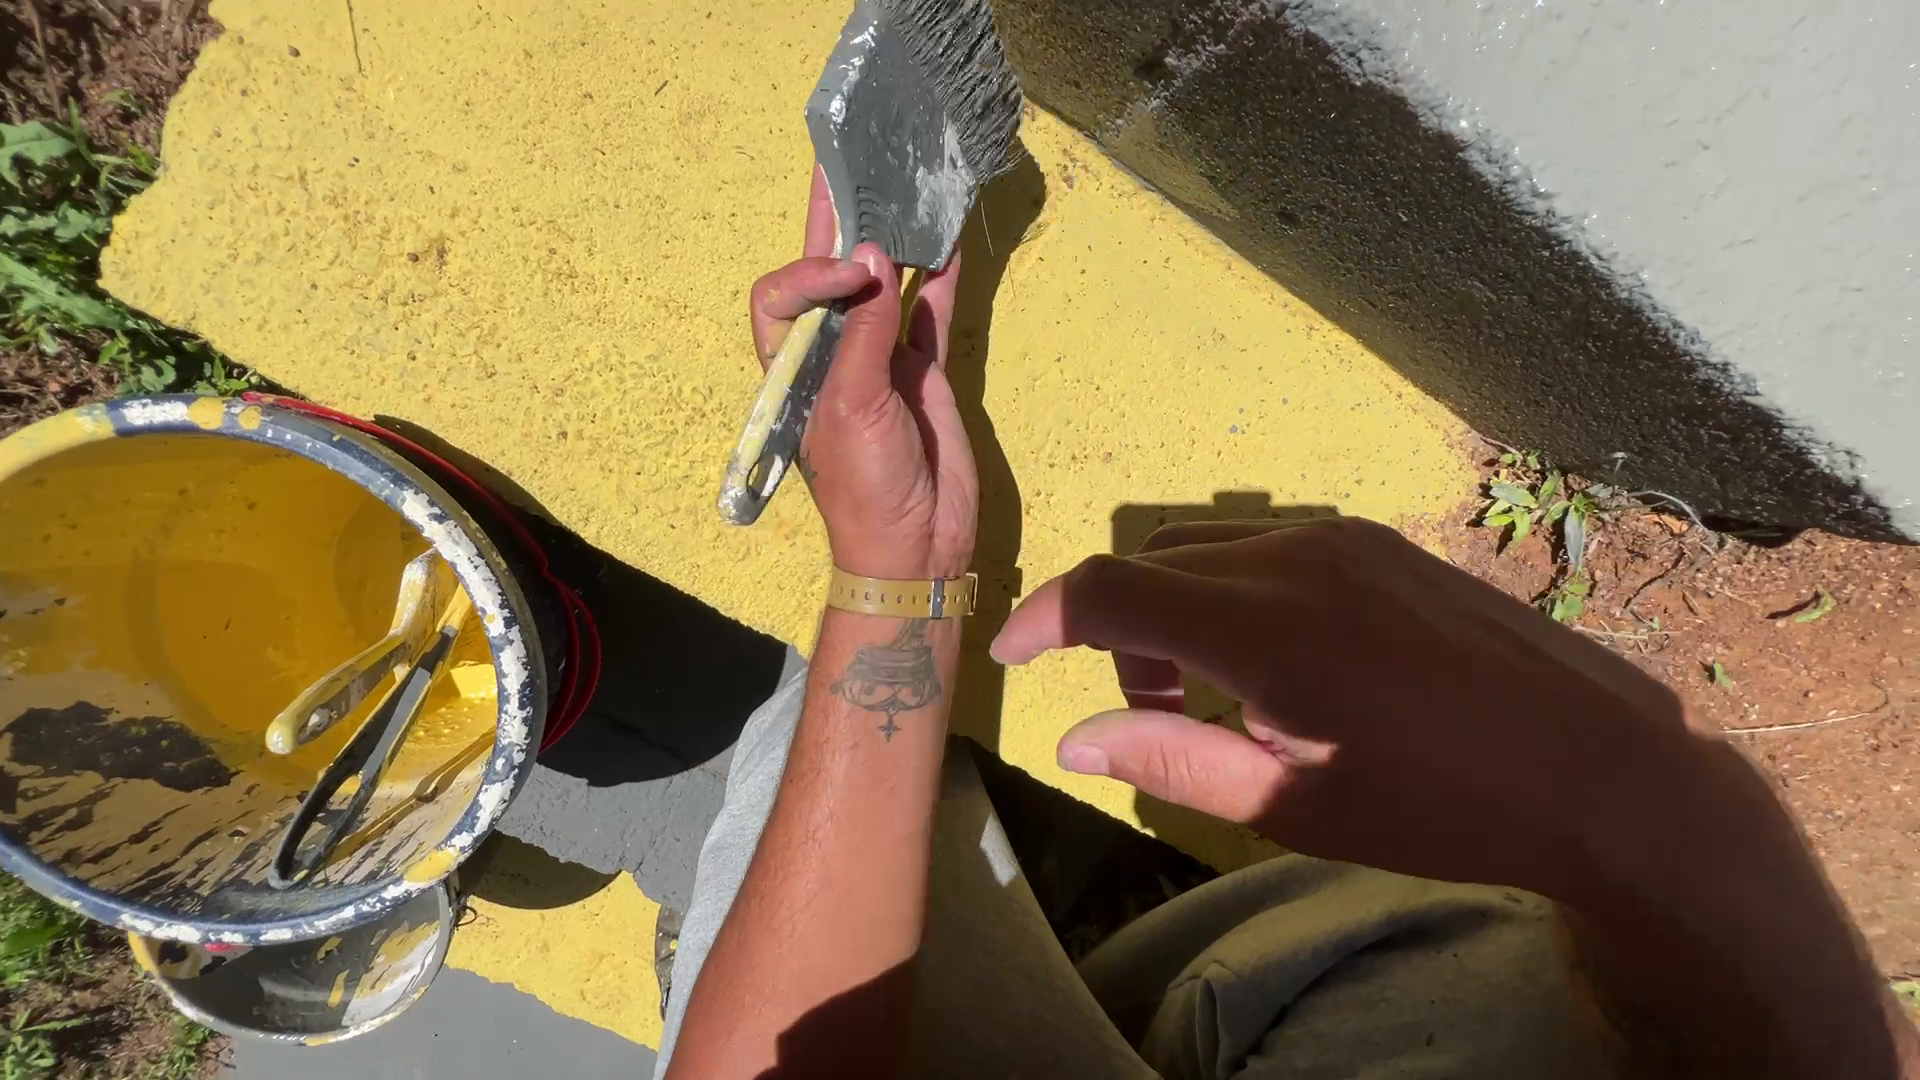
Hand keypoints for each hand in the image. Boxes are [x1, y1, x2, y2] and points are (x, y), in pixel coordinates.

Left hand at [748, 168, 977, 579]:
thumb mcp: (853, 407)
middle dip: (836, 225)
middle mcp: (834, 355)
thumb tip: (878, 256)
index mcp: (796, 367)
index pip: (783, 295)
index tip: (856, 269)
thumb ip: (865, 333)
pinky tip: (947, 243)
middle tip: (848, 163)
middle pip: (828, 277)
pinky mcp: (924, 372)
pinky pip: (930, 315)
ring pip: (884, 288)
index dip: (811, 269)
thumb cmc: (866, 482)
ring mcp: (882, 361)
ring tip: (904, 186)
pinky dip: (938, 282)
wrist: (917, 541)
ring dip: (893, 243)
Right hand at [989, 517, 1706, 901]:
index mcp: (1261, 627)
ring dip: (1168, 609)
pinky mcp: (1368, 536)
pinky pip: (1253, 546)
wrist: (1607, 766)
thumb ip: (1167, 761)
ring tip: (1213, 687)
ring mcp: (1335, 535)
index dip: (1041, 618)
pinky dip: (1221, 591)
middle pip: (1144, 565)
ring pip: (1195, 550)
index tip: (1010, 653)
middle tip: (1149, 707)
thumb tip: (1072, 741)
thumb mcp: (1288, 805)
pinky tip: (1272, 654)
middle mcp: (1288, 555)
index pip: (1105, 592)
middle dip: (1115, 632)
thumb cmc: (1439, 804)